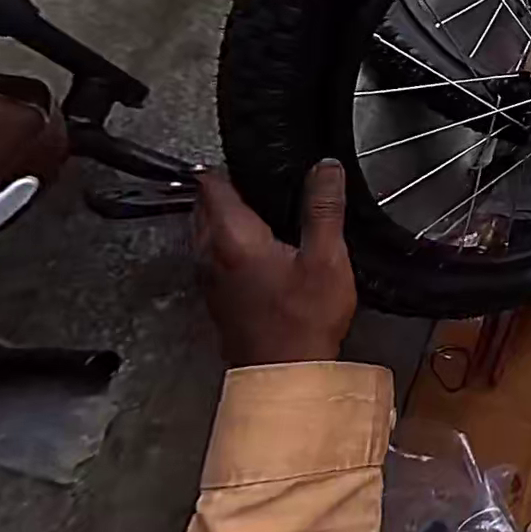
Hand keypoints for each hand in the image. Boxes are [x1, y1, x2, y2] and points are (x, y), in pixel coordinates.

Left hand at [193, 162, 357, 366]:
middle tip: (264, 176)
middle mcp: (208, 254)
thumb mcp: (326, 257)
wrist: (285, 375)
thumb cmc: (305, 316)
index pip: (212, 185)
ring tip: (264, 204)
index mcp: (231, 238)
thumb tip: (326, 167)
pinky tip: (261, 242)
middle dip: (226, 187)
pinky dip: (228, 237)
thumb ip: (323, 208)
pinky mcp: (216, 296)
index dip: (230, 165)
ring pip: (205, 229)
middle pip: (204, 205)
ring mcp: (208, 278)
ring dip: (225, 213)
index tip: (256, 156)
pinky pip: (213, 251)